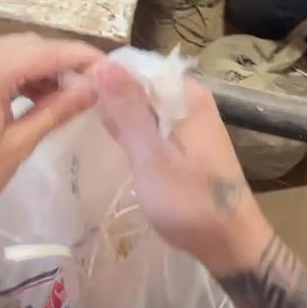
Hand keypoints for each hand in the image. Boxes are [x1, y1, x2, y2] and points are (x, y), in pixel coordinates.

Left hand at [0, 34, 103, 237]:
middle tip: (95, 90)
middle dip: (65, 64)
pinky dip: (23, 76)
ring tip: (71, 99)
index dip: (84, 58)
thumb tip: (92, 90)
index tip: (114, 69)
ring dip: (44, 71)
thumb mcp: (16, 146)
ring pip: (18, 52)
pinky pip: (0, 62)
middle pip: (33, 46)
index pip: (49, 51)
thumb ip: (56, 111)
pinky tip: (40, 98)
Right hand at [92, 58, 272, 274]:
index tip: (76, 90)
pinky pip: (151, 121)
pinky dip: (133, 128)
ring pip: (143, 102)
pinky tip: (113, 138)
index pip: (136, 64)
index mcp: (186, 93)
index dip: (104, 73)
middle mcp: (189, 98)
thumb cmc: (189, 202)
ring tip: (87, 122)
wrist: (231, 244)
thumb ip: (128, 109)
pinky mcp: (184, 139)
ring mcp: (187, 119)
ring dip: (119, 112)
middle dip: (110, 93)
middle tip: (76, 112)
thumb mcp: (151, 156)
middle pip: (139, 81)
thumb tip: (103, 64)